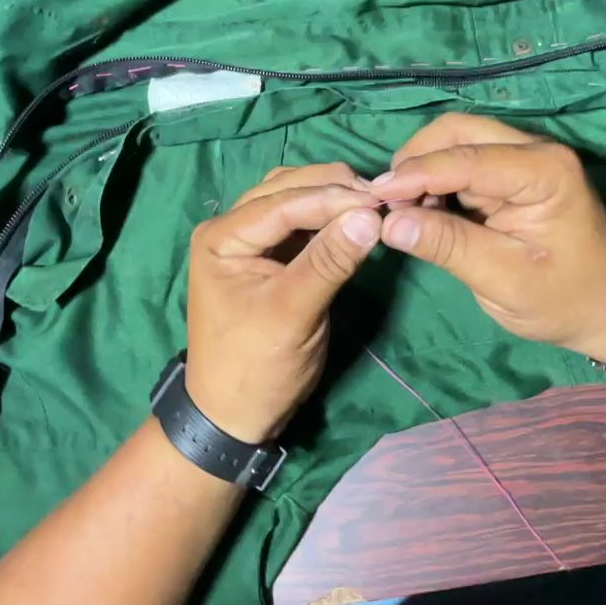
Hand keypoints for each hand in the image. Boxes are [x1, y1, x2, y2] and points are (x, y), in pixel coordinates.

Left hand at [184, 164, 381, 443]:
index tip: (379, 199)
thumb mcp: (292, 315)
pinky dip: (331, 216)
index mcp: (222, 237)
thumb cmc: (254, 368)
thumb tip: (371, 216)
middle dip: (334, 189)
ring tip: (374, 203)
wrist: (235, 416)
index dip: (331, 197)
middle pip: (287, 188)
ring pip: (296, 197)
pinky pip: (303, 221)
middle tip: (383, 197)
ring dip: (333, 196)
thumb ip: (328, 263)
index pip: (282, 203)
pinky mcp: (273, 253)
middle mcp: (232, 227)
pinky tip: (359, 218)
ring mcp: (252, 238)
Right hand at [368, 114, 605, 364]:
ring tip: (402, 209)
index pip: (468, 160)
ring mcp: (524, 156)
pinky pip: (462, 159)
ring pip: (456, 140)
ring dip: (423, 167)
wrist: (603, 308)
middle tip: (386, 201)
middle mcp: (535, 150)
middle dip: (416, 160)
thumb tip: (390, 223)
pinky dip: (435, 177)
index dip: (417, 174)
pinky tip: (423, 208)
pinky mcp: (511, 169)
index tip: (375, 196)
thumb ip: (448, 246)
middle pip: (458, 132)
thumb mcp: (502, 280)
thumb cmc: (562, 299)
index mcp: (546, 171)